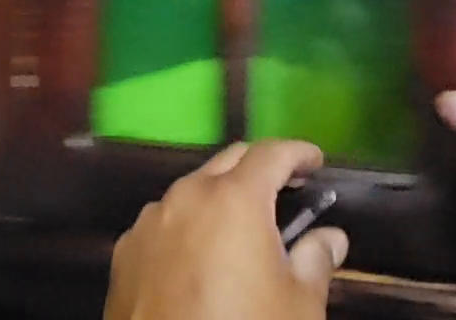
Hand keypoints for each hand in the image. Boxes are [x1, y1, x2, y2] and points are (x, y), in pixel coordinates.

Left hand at [104, 140, 349, 319]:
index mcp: (233, 198)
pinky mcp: (126, 252)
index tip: (314, 161)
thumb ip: (315, 260)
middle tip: (286, 189)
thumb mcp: (298, 306)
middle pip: (229, 162)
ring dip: (219, 198)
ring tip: (241, 231)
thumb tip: (329, 238)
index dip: (298, 152)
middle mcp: (188, 195)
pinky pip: (165, 224)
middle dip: (259, 168)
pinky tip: (199, 260)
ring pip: (192, 191)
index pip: (271, 153)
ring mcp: (150, 221)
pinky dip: (187, 228)